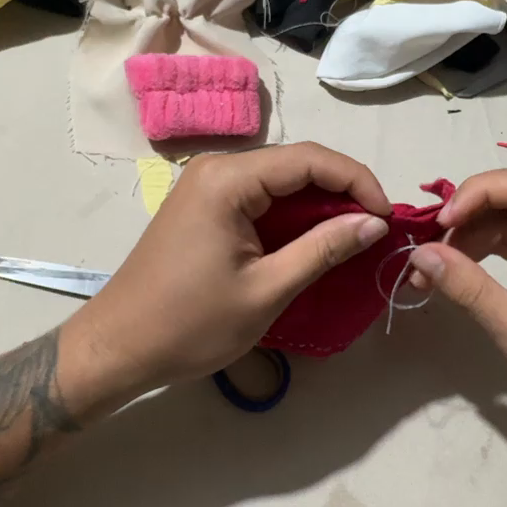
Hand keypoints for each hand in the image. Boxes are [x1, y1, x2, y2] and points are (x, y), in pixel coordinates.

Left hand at [61, 143, 390, 404]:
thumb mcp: (266, 290)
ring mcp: (207, 185)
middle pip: (296, 164)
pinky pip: (260, 197)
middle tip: (375, 229)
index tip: (387, 217)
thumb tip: (374, 224)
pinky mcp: (204, 205)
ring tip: (354, 237)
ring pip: (280, 180)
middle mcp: (217, 168)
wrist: (118, 347)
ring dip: (319, 205)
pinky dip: (292, 215)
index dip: (356, 181)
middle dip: (341, 191)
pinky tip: (314, 240)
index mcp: (228, 179)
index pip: (310, 159)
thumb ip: (323, 250)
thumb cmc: (190, 324)